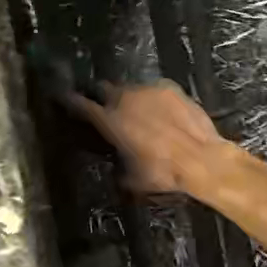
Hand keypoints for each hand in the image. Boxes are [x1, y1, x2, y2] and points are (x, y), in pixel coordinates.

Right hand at [65, 81, 229, 195]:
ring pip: (129, 88)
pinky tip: (162, 111)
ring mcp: (147, 90)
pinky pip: (153, 89)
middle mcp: (124, 99)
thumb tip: (117, 168)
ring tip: (139, 112)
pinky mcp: (169, 87)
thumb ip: (119, 167)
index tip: (63, 97)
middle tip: (106, 108)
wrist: (203, 159)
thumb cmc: (164, 172)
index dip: (70, 100)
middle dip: (101, 96)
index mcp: (110, 120)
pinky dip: (152, 98)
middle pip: (103, 88)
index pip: (80, 104)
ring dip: (129, 98)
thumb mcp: (134, 179)